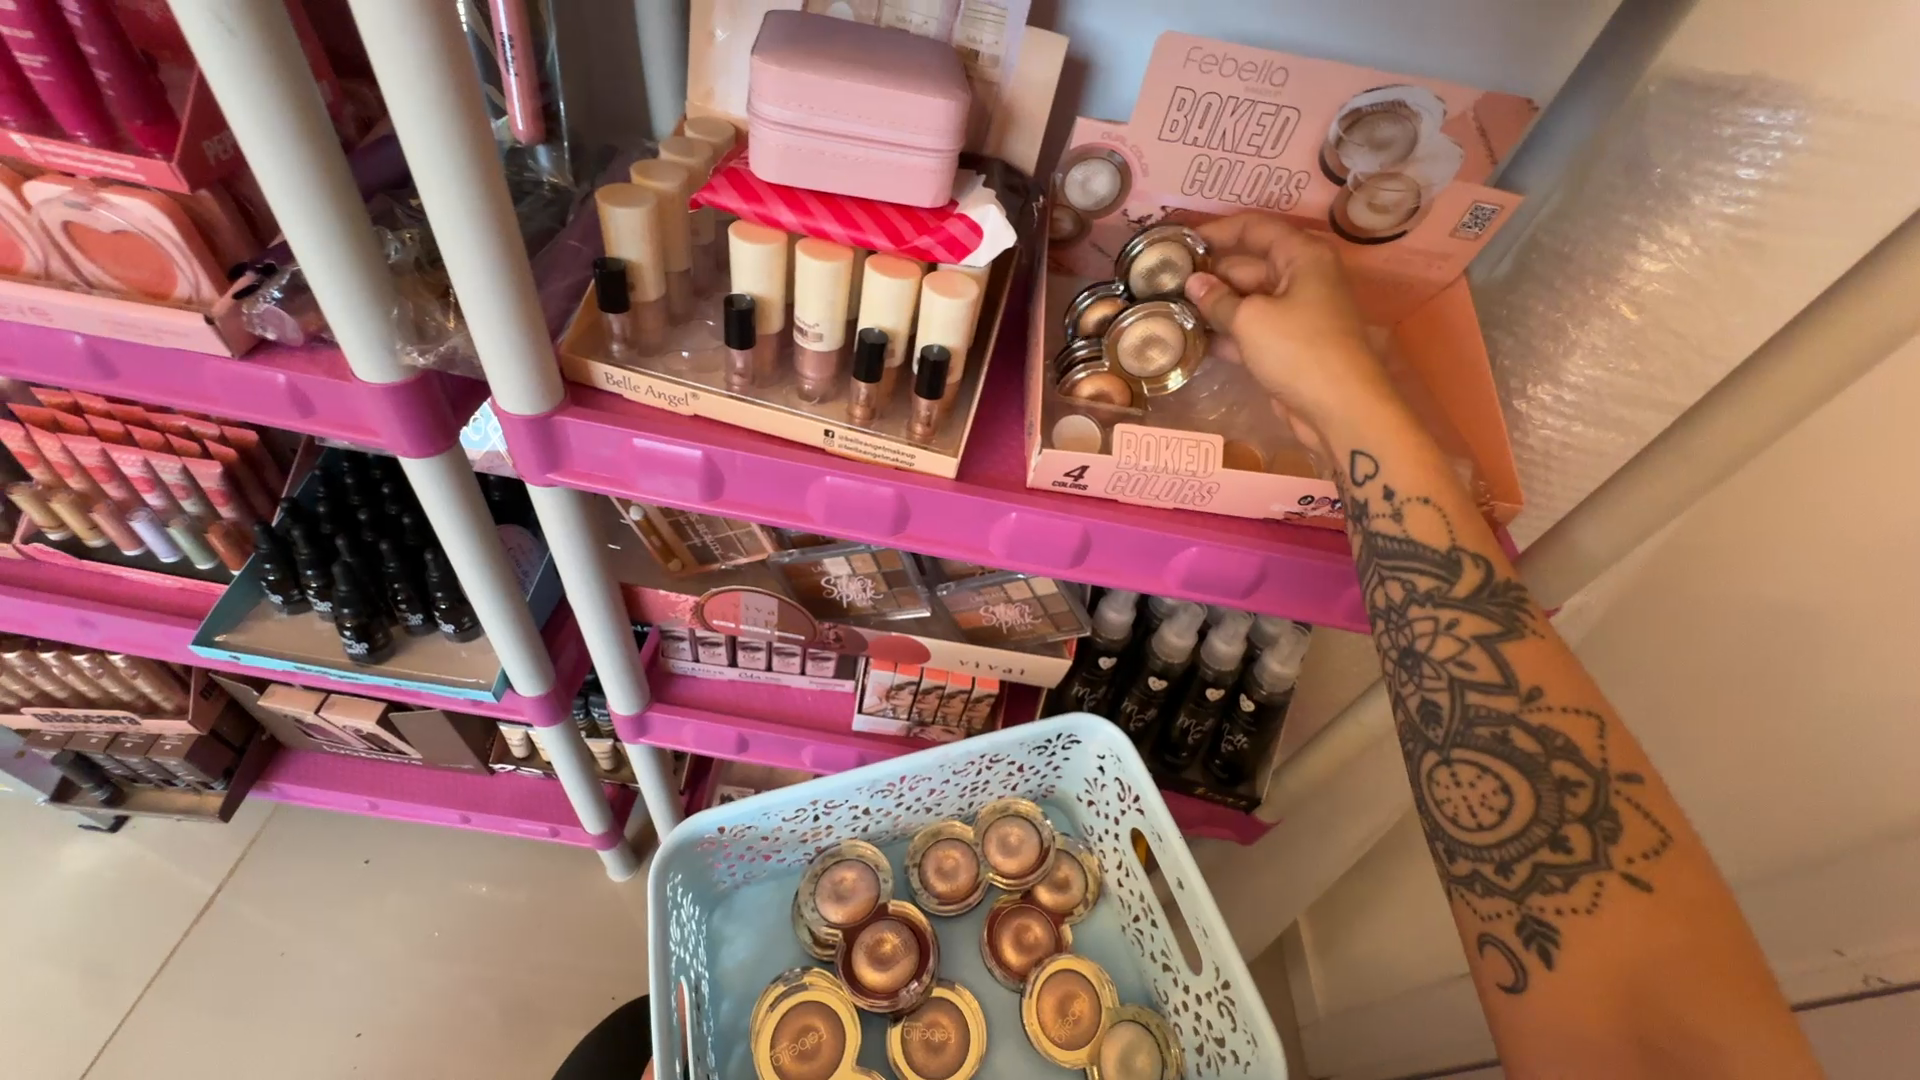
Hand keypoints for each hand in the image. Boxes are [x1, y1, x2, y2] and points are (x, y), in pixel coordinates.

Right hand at [1183, 212, 1399, 445]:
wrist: (1338, 407)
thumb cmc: (1298, 349)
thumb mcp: (1250, 319)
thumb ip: (1217, 300)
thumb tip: (1192, 283)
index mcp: (1301, 256)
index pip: (1255, 228)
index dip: (1217, 232)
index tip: (1180, 243)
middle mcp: (1300, 278)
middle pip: (1247, 265)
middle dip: (1209, 274)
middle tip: (1165, 283)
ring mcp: (1293, 313)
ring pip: (1245, 300)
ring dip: (1212, 306)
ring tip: (1168, 309)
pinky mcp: (1285, 345)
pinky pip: (1249, 329)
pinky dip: (1223, 332)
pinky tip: (1189, 338)